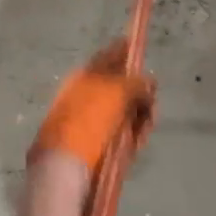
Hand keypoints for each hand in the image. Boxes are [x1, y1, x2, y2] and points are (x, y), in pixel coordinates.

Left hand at [29, 39, 156, 171]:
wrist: (65, 167)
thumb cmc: (88, 122)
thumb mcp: (116, 92)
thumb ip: (137, 82)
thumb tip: (148, 83)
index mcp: (83, 78)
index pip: (107, 57)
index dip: (124, 51)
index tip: (138, 47)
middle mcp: (87, 97)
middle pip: (121, 87)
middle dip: (140, 94)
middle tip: (151, 104)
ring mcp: (92, 123)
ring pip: (126, 113)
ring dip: (140, 118)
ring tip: (144, 129)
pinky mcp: (98, 146)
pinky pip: (123, 135)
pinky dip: (133, 137)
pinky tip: (137, 143)